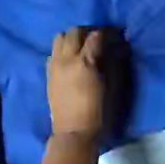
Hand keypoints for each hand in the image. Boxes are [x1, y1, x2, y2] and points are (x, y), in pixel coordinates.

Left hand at [46, 26, 114, 141]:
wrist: (73, 132)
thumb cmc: (97, 112)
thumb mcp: (110, 86)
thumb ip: (111, 63)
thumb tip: (115, 48)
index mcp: (84, 62)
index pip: (95, 36)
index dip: (107, 33)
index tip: (115, 36)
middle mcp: (66, 59)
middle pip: (74, 31)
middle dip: (87, 32)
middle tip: (98, 41)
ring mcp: (54, 65)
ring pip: (59, 38)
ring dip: (72, 39)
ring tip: (82, 48)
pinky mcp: (48, 73)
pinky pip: (53, 52)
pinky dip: (63, 50)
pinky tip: (71, 61)